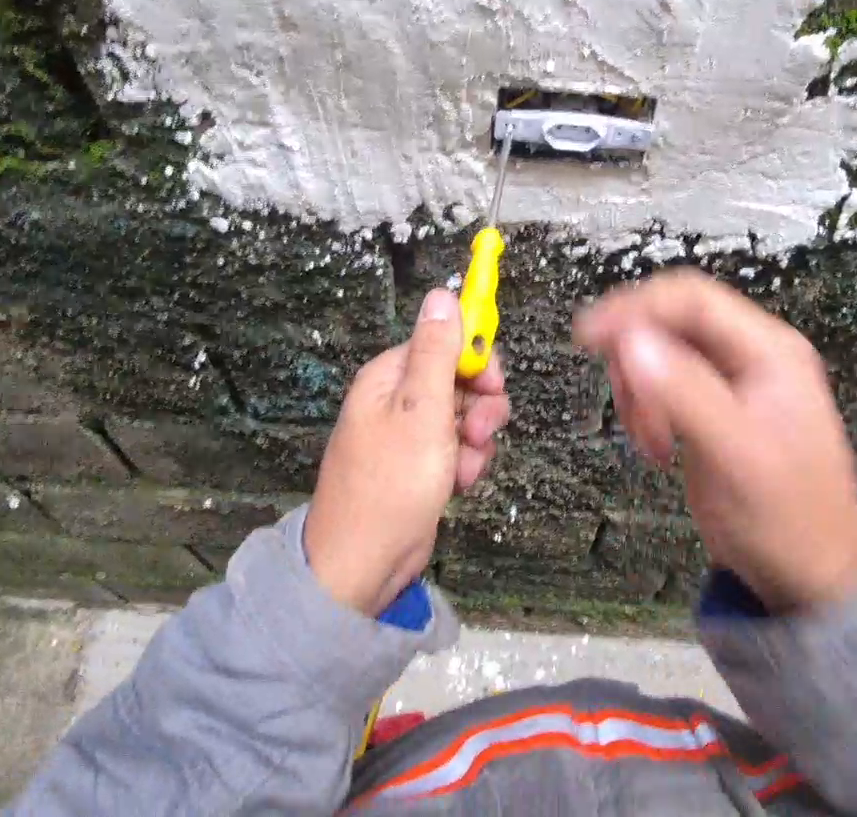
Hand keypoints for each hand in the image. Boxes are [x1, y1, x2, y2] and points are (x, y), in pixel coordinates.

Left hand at [304, 289, 510, 615]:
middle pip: (457, 379)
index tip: (493, 379)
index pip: (440, 342)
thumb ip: (437, 351)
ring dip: (475, 439)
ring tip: (465, 465)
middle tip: (482, 428)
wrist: (363, 563)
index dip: (472, 357)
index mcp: (388, 377)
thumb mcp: (422, 410)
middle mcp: (396, 401)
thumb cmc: (392, 482)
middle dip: (479, 404)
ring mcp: (407, 436)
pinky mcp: (418, 467)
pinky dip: (465, 464)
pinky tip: (458, 484)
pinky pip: (456, 450)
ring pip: (463, 417)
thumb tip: (442, 293)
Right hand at [574, 270, 856, 612]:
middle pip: (670, 322)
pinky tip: (655, 444)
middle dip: (636, 358)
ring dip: (638, 388)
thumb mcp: (737, 454)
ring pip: (659, 353)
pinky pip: (660, 385)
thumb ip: (686, 393)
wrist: (808, 573)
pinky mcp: (708, 409)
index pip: (692, 301)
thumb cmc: (790, 518)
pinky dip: (644, 408)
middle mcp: (749, 358)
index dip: (637, 308)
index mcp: (769, 353)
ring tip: (649, 436)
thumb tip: (633, 343)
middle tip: (626, 401)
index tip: (591, 334)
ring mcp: (728, 383)